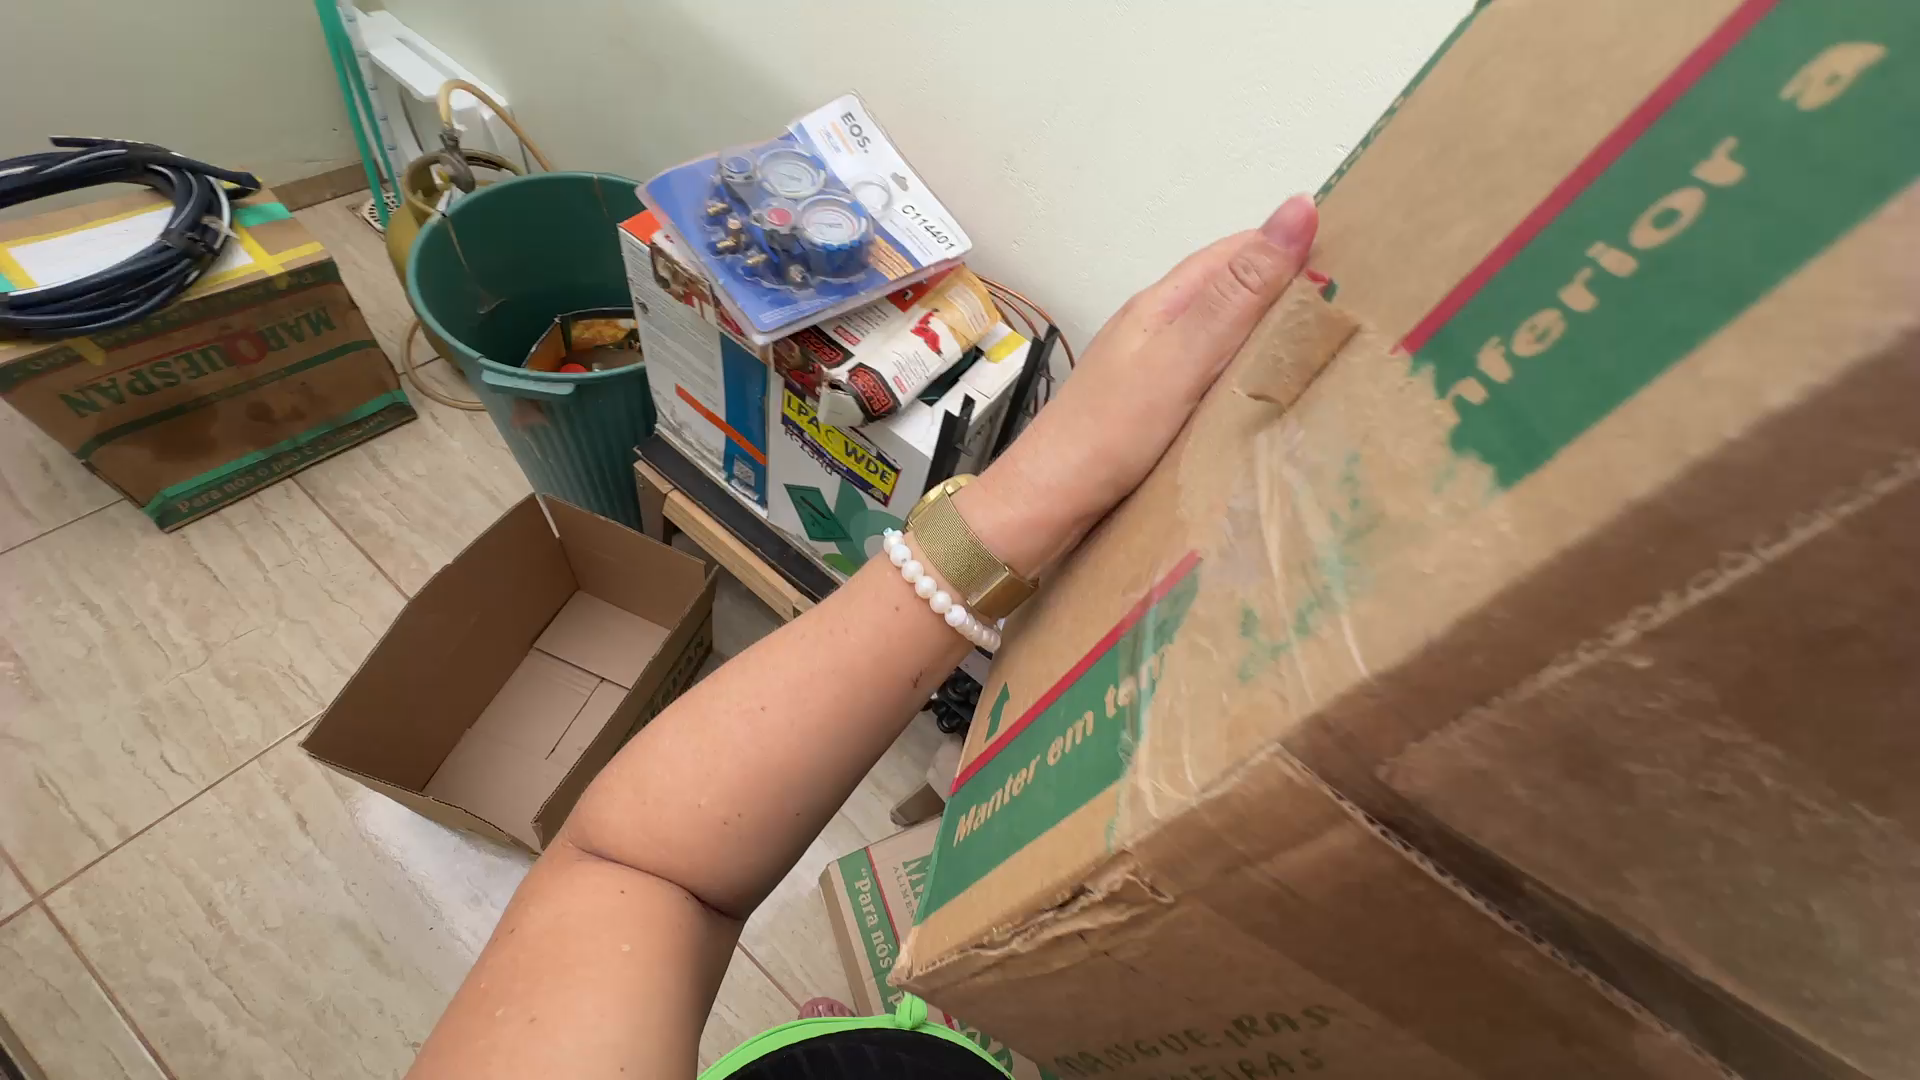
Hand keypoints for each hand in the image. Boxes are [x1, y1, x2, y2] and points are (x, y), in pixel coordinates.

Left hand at [960, 195, 1318, 576]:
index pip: (1239, 252)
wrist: (1050, 500)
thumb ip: (1237, 295)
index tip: (1360, 265)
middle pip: (1232, 295)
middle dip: (1287, 298)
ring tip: (1323, 359)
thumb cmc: (1111, 430)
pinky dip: (1241, 380)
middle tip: (1356, 321)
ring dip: (1265, 341)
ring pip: (1221, 340)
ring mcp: (1151, 370)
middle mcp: (1157, 328)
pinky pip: (1208, 379)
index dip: (1294, 249)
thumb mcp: (1182, 357)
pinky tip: (1263, 400)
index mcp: (1164, 303)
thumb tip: (1299, 208)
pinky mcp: (1151, 409)